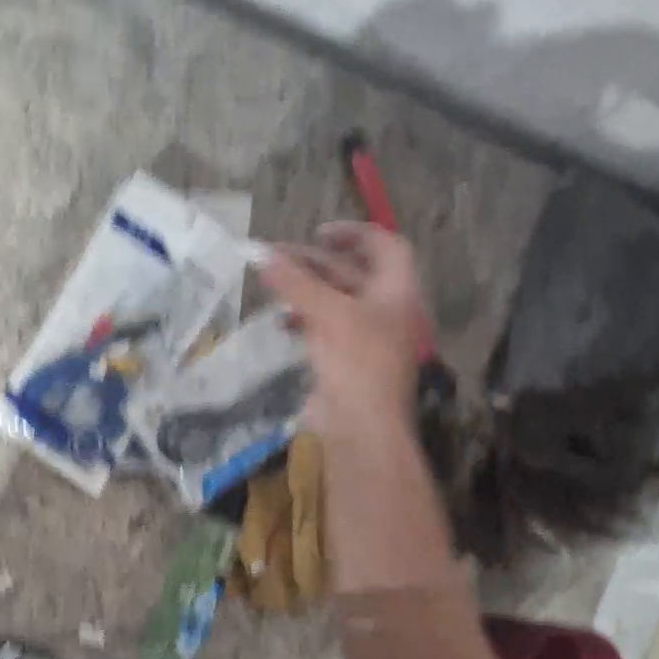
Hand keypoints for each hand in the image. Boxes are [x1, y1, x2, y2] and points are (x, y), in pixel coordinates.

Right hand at [260, 221, 432, 434]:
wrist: (360, 426)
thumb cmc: (357, 363)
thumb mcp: (328, 314)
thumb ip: (296, 284)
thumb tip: (262, 255)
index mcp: (396, 292)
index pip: (384, 247)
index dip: (354, 233)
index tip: (318, 232)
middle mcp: (384, 310)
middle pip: (351, 274)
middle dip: (314, 263)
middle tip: (275, 256)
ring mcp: (364, 338)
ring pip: (333, 303)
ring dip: (304, 291)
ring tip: (271, 285)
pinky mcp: (344, 362)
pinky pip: (323, 330)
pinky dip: (302, 321)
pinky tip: (281, 323)